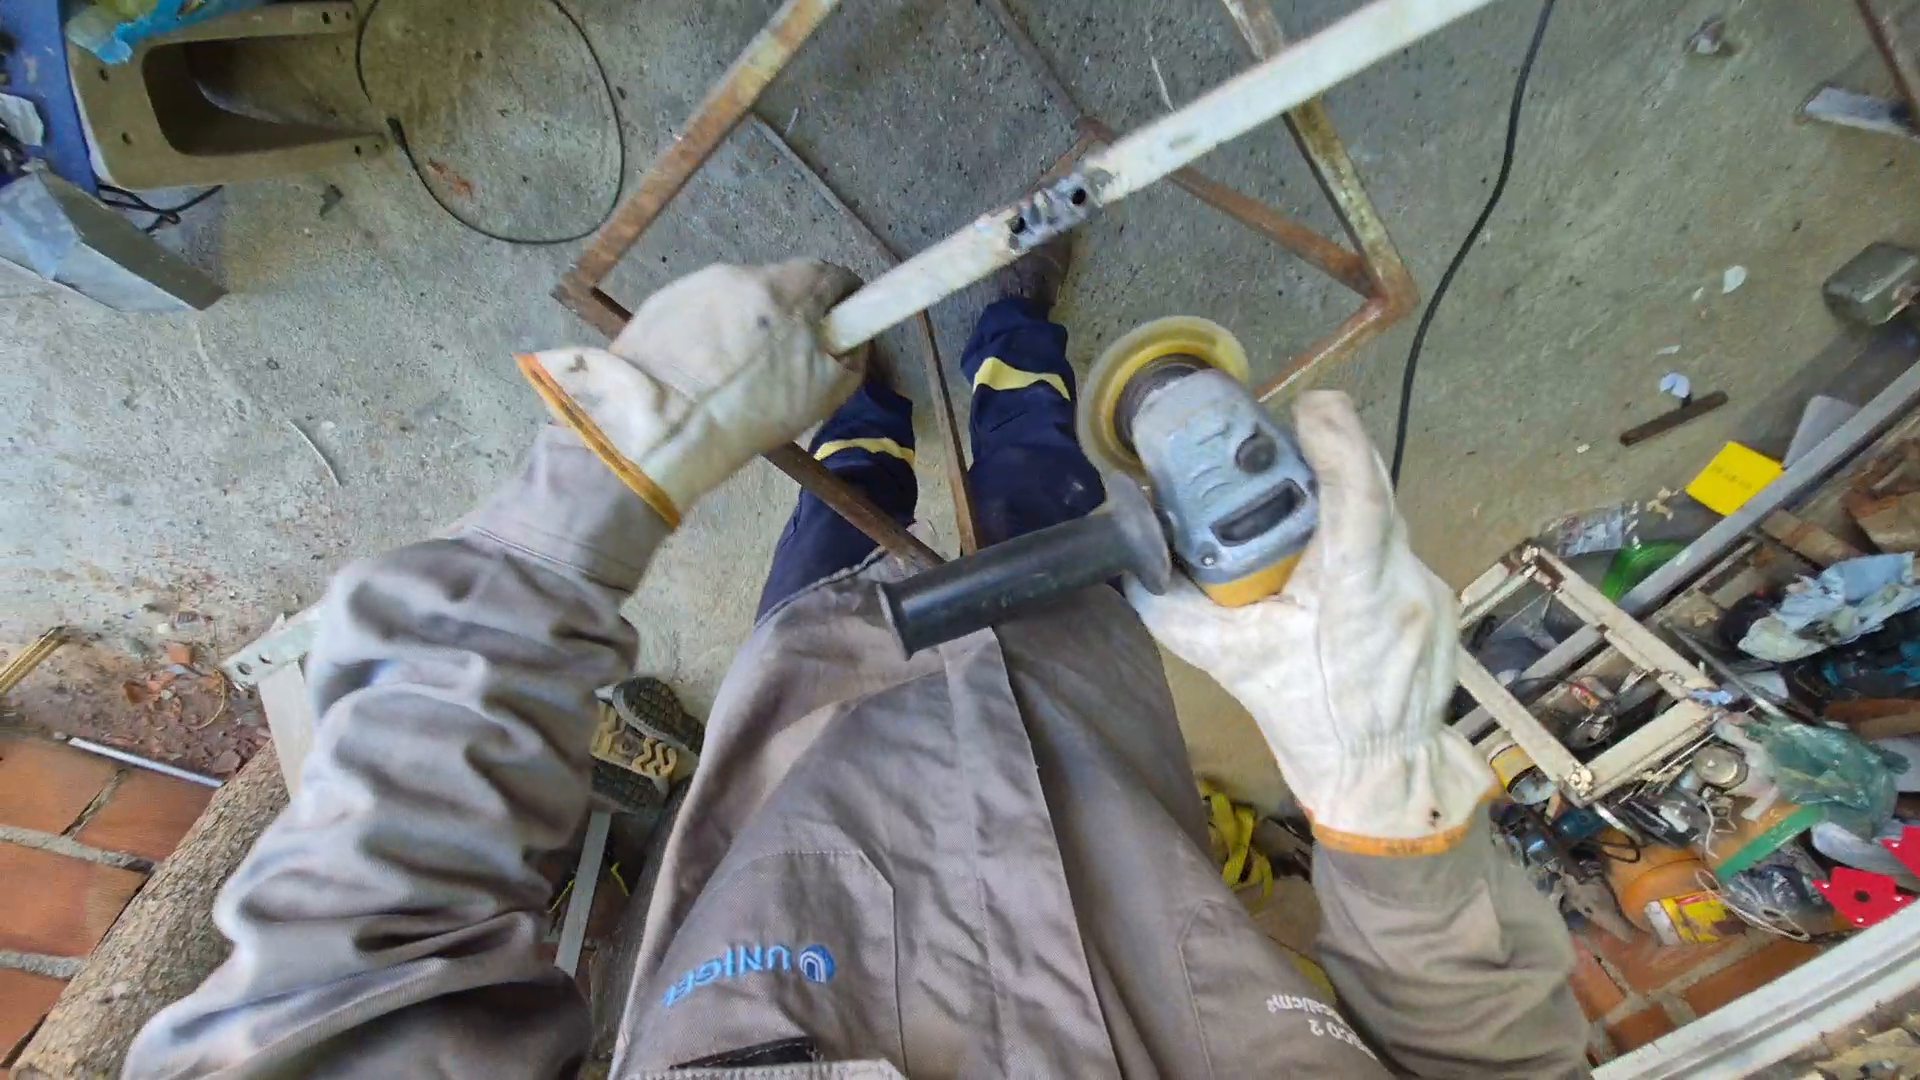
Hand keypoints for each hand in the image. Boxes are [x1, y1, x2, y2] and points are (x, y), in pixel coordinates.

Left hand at [520, 260, 863, 525]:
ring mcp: (700, 282)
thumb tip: (851, 337)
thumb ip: (852, 355)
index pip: (835, 276)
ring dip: (749, 327)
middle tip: (786, 364)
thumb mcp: (826, 393)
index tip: (838, 331)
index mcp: (793, 290)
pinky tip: (703, 372)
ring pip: (742, 300)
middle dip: (793, 318)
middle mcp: (747, 273)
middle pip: (785, 287)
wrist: (660, 426)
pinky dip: (711, 335)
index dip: (842, 305)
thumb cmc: (752, 413)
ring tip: (737, 375)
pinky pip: (703, 312)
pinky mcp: (664, 299)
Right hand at [1125, 391, 1494, 854]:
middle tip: (1284, 431)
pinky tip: (1319, 546)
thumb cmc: (1303, 718)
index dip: (1339, 444)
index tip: (1310, 406)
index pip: (1358, 502)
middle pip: (1374, 490)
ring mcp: (1428, 587)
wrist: (1383, 769)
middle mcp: (1404, 582)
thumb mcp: (1228, 664)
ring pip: (1384, 512)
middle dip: (1330, 451)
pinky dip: (1354, 527)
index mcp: (1355, 599)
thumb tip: (1133, 564)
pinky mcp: (1433, 593)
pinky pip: (1390, 539)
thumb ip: (1172, 611)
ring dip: (1339, 492)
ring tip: (1292, 487)